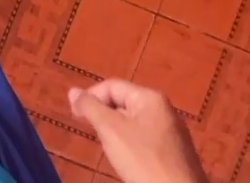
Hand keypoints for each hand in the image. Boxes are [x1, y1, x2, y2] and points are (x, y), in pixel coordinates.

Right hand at [68, 79, 207, 182]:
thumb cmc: (143, 161)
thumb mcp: (110, 130)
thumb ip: (90, 107)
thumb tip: (73, 91)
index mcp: (151, 98)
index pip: (111, 87)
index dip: (90, 98)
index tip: (76, 117)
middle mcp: (164, 111)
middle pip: (122, 104)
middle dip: (104, 118)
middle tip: (96, 136)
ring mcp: (173, 134)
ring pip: (133, 125)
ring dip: (117, 135)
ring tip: (112, 152)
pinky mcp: (176, 155)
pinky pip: (145, 141)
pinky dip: (132, 148)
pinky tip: (130, 164)